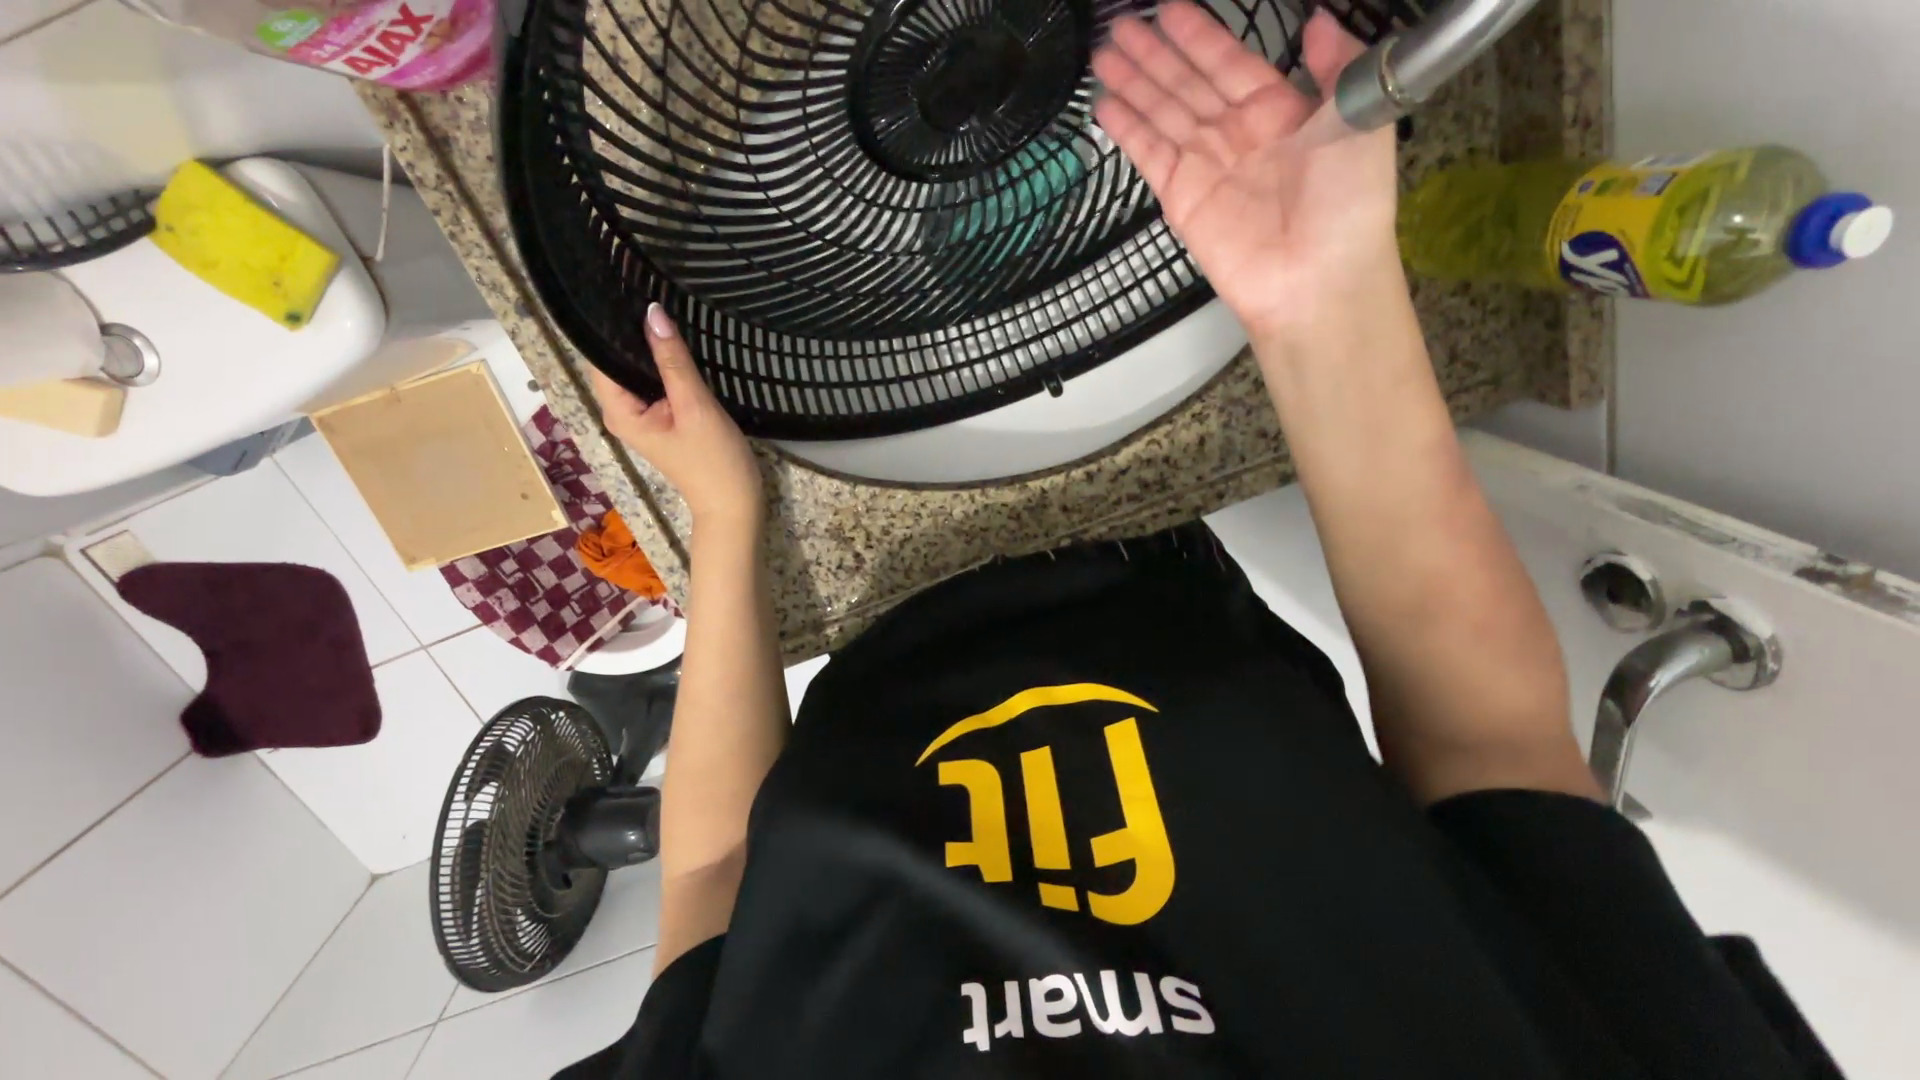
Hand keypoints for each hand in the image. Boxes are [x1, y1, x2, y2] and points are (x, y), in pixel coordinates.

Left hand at [589, 304, 763, 527]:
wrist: (735, 503)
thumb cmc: (714, 460)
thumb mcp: (695, 405)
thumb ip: (673, 360)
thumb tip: (653, 313)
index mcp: (619, 410)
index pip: (602, 356)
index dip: (611, 323)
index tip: (623, 286)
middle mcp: (621, 410)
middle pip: (618, 360)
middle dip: (632, 330)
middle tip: (646, 286)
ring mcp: (641, 414)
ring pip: (637, 369)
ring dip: (650, 346)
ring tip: (663, 306)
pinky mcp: (661, 416)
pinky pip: (654, 381)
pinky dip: (663, 363)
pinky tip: (676, 342)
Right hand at [1092, 4, 1401, 337]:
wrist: (1318, 276)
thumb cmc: (1348, 201)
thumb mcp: (1359, 117)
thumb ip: (1336, 65)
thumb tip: (1316, 22)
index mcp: (1279, 111)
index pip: (1228, 62)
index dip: (1198, 35)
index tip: (1168, 8)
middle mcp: (1236, 135)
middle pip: (1186, 84)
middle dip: (1153, 54)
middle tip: (1120, 27)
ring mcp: (1205, 167)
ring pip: (1161, 113)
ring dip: (1132, 83)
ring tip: (1102, 54)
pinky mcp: (1180, 198)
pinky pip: (1148, 154)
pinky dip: (1126, 129)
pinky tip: (1104, 104)